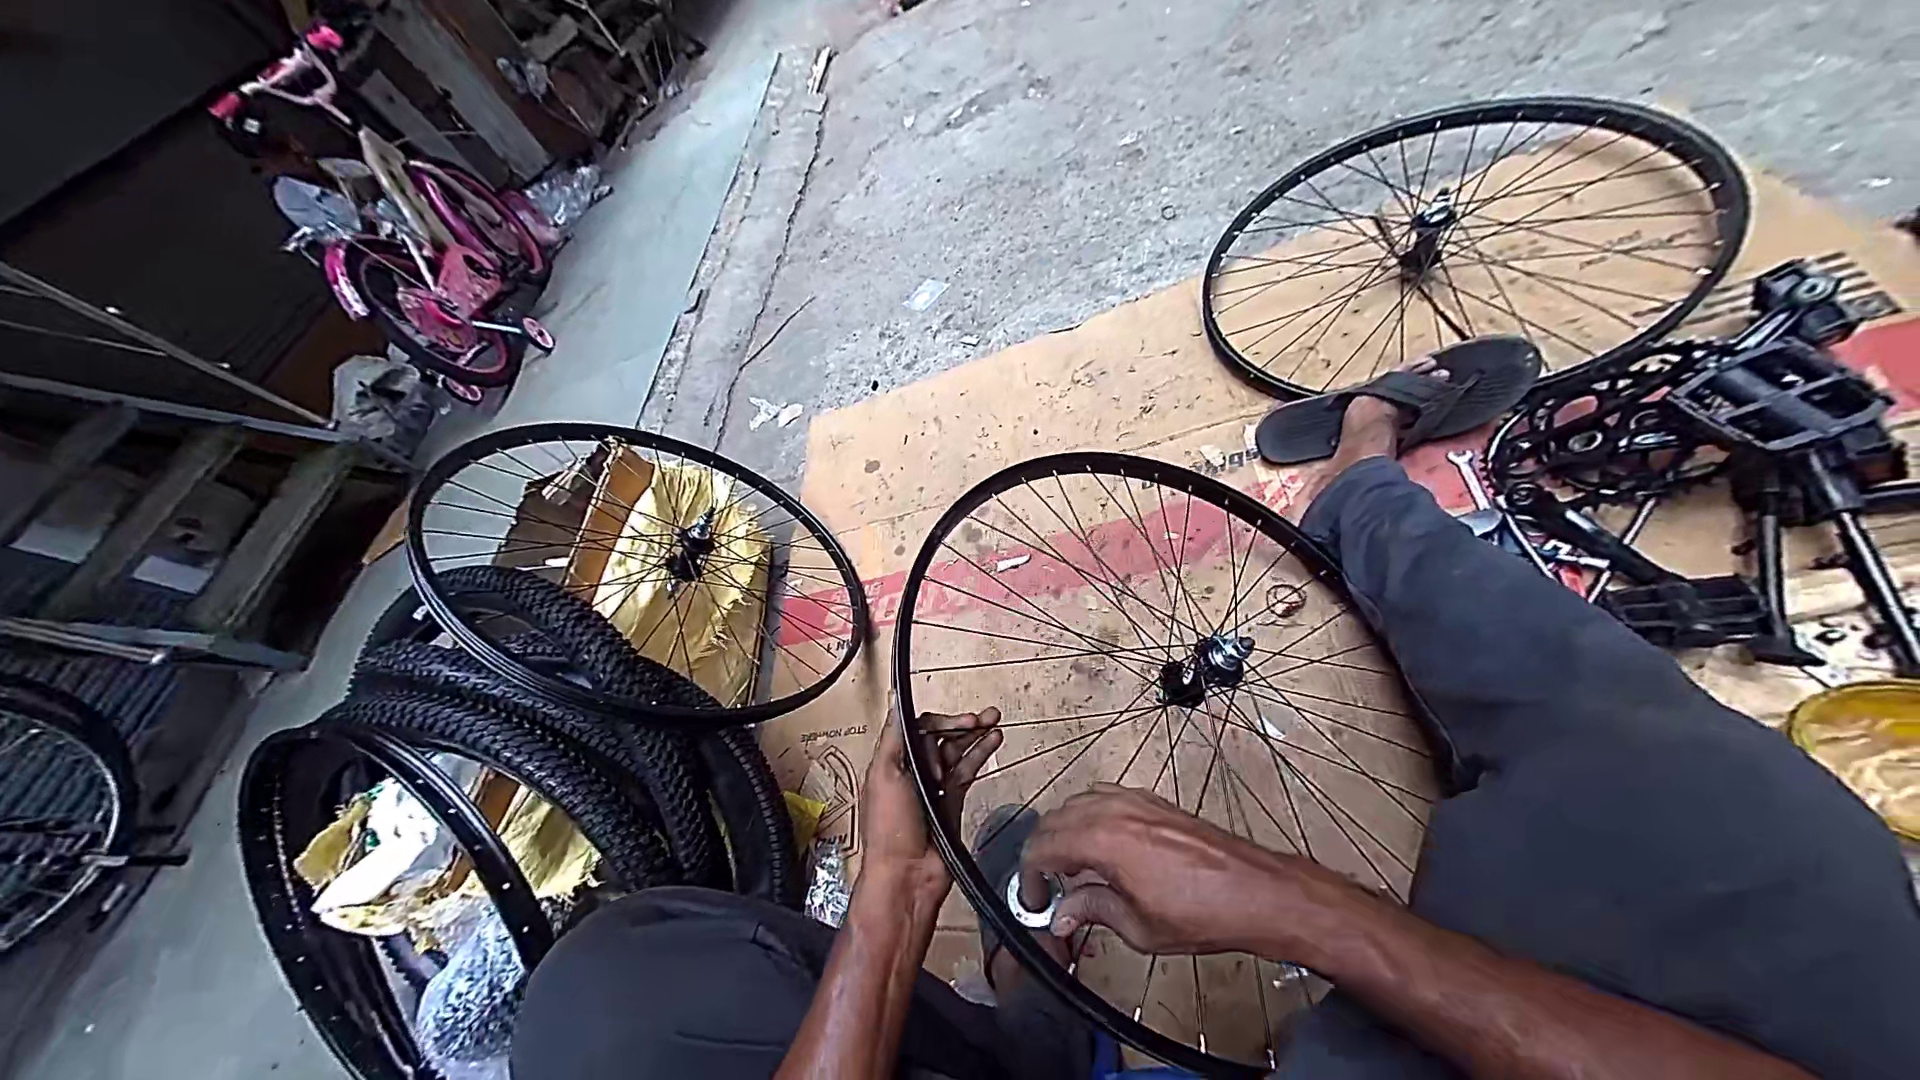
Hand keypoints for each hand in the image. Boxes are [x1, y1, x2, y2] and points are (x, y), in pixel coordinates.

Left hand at [858, 706, 1002, 900]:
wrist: (907, 875)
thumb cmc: (888, 830)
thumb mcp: (884, 773)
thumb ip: (894, 736)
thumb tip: (896, 703)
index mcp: (893, 761)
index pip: (919, 727)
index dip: (941, 721)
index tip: (959, 721)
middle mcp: (913, 770)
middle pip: (941, 736)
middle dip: (961, 724)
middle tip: (980, 719)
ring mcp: (934, 785)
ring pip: (957, 750)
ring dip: (976, 734)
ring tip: (994, 720)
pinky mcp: (952, 799)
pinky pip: (967, 769)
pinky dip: (980, 753)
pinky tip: (992, 741)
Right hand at [1024, 784, 1333, 954]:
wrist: (1252, 890)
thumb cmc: (1200, 911)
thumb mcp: (1137, 926)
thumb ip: (1091, 910)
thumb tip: (1063, 914)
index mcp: (1100, 840)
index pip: (1041, 846)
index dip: (1029, 875)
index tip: (1034, 898)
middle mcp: (1110, 809)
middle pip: (1053, 820)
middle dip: (1042, 853)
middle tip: (1048, 887)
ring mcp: (1130, 799)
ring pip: (1074, 804)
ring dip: (1063, 832)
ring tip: (1073, 868)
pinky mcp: (1147, 799)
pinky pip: (1100, 797)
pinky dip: (1087, 817)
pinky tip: (1100, 846)